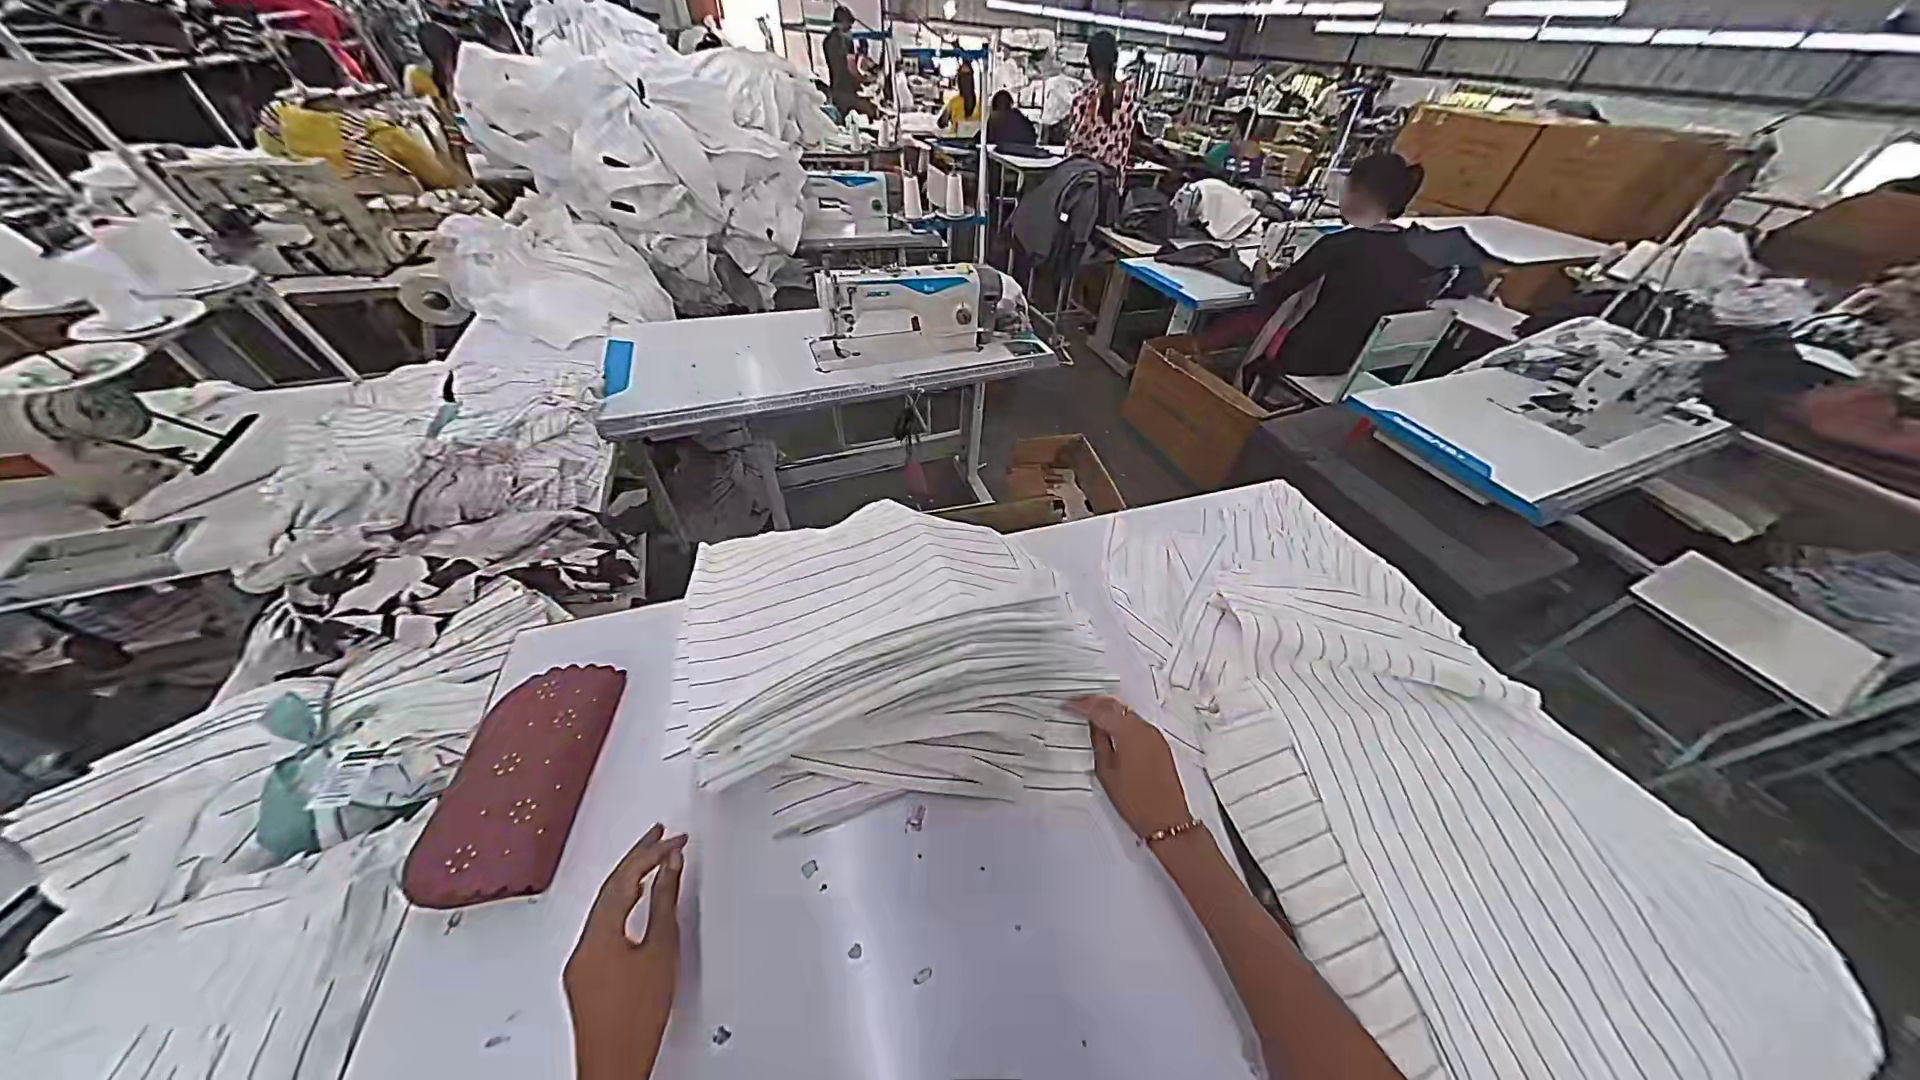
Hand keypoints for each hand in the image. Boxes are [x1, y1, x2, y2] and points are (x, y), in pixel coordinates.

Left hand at [564, 824, 686, 1079]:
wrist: (616, 1064)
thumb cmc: (637, 1017)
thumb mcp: (662, 949)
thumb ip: (666, 901)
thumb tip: (670, 866)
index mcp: (598, 935)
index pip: (625, 878)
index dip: (651, 852)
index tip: (674, 838)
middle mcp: (583, 945)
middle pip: (611, 888)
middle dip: (638, 857)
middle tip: (660, 834)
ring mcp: (582, 961)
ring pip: (605, 904)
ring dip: (631, 878)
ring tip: (652, 857)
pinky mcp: (586, 973)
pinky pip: (603, 922)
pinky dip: (623, 902)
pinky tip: (635, 898)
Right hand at [1071, 696, 1192, 841]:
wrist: (1165, 820)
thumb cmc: (1135, 801)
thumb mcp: (1106, 771)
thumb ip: (1099, 743)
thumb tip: (1094, 727)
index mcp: (1128, 732)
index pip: (1100, 710)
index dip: (1082, 705)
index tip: (1070, 705)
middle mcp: (1144, 729)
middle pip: (1116, 706)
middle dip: (1095, 703)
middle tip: (1078, 705)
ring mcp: (1154, 735)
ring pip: (1127, 713)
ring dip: (1109, 711)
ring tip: (1092, 715)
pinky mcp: (1160, 744)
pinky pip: (1137, 723)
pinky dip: (1123, 721)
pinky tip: (1113, 729)